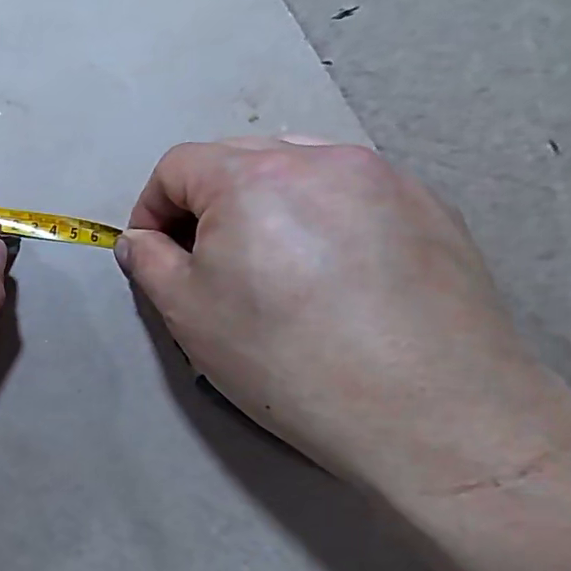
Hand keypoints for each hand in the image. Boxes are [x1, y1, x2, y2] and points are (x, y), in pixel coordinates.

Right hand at [117, 137, 570, 499]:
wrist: (430, 412)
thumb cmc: (284, 358)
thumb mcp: (188, 313)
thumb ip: (150, 262)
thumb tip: (140, 239)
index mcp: (252, 177)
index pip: (177, 166)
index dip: (152, 207)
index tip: (155, 253)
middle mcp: (320, 157)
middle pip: (238, 158)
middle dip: (206, 202)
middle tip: (208, 262)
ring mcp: (384, 177)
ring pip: (298, 168)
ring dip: (265, 203)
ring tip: (271, 265)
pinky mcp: (430, 207)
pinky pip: (351, 192)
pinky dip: (321, 217)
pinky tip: (332, 275)